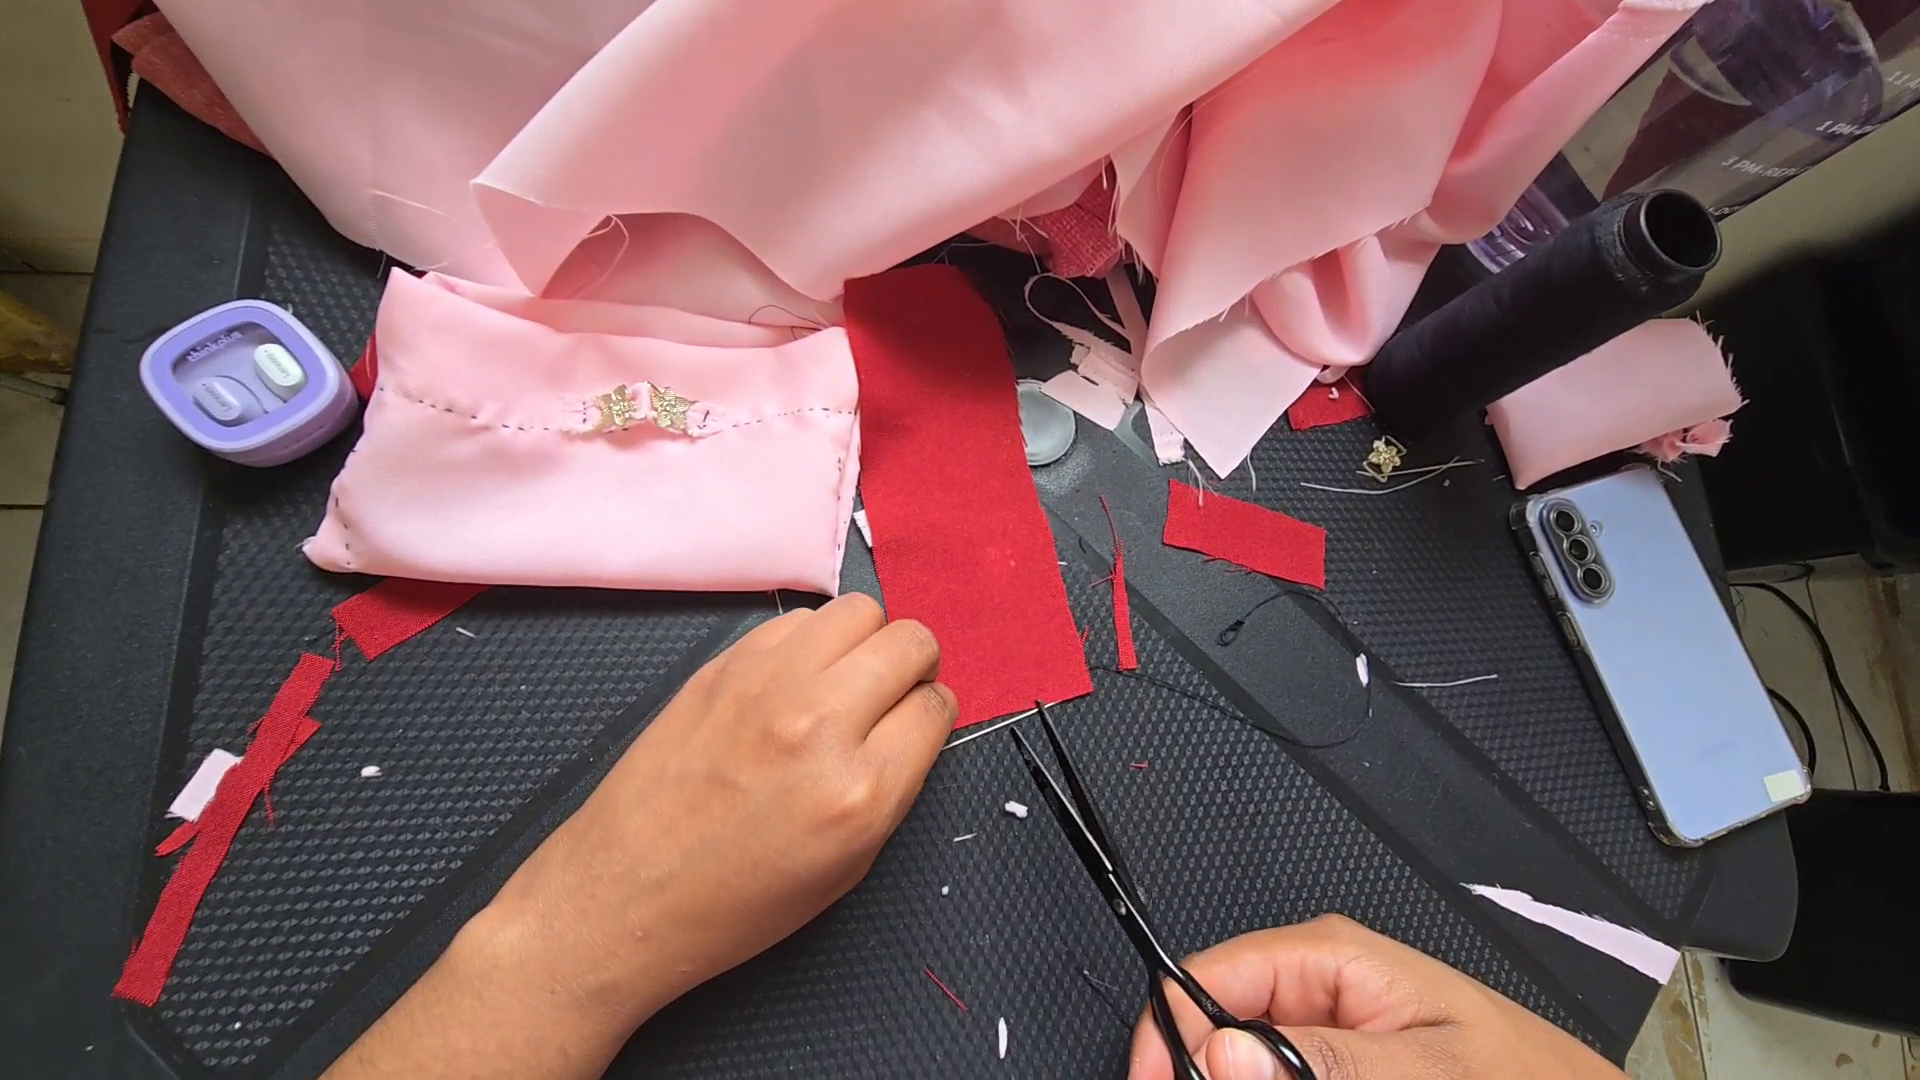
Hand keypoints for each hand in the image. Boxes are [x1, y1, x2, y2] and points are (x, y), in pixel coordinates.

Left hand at [325, 593, 955, 1079]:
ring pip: (859, 610)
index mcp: (859, 791)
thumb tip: (916, 713)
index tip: (914, 723)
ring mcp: (767, 682)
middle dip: (916, 665)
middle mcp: (819, 722)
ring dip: (867, 641)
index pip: (936, 706)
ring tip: (843, 678)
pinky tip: (794, 678)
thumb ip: (896, 781)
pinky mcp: (725, 662)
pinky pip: (801, 618)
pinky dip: (813, 641)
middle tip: (890, 693)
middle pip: (910, 642)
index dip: (932, 713)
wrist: (623, 891)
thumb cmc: (742, 900)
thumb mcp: (849, 865)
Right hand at [1129, 916, 1627, 1079]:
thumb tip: (1222, 1052)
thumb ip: (1331, 1063)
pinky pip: (1279, 1072)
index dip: (1172, 1032)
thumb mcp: (1435, 1074)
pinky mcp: (1332, 1063)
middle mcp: (1311, 984)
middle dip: (1203, 1069)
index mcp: (1325, 955)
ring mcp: (1320, 1030)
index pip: (1211, 976)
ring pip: (1246, 1061)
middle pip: (1219, 1025)